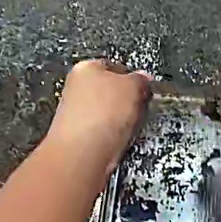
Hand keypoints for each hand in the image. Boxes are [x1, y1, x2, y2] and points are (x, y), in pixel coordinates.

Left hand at [44, 60, 150, 175]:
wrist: (82, 154)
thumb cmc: (103, 115)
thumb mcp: (133, 87)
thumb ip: (140, 79)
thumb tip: (143, 78)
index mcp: (85, 68)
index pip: (114, 67)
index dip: (132, 78)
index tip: (145, 89)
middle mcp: (75, 89)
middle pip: (110, 92)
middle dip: (126, 102)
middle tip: (139, 109)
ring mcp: (75, 115)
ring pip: (108, 115)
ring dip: (121, 122)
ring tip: (127, 129)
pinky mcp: (79, 138)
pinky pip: (104, 134)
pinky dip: (113, 138)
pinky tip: (117, 142)